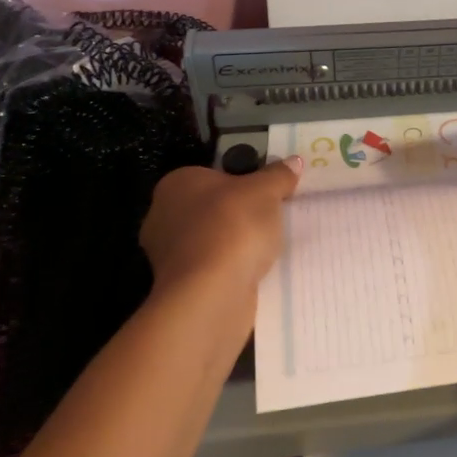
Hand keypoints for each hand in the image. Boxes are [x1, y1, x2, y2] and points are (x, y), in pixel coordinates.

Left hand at [140, 156, 301, 293]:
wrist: (212, 294)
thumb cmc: (232, 227)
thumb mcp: (265, 192)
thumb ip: (278, 175)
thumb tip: (293, 162)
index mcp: (175, 184)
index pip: (211, 175)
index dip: (241, 182)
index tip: (265, 194)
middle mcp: (162, 216)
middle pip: (210, 209)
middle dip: (238, 215)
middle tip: (270, 220)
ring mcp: (167, 255)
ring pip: (211, 241)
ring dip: (234, 245)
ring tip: (266, 249)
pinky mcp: (178, 287)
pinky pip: (212, 269)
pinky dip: (230, 270)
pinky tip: (253, 273)